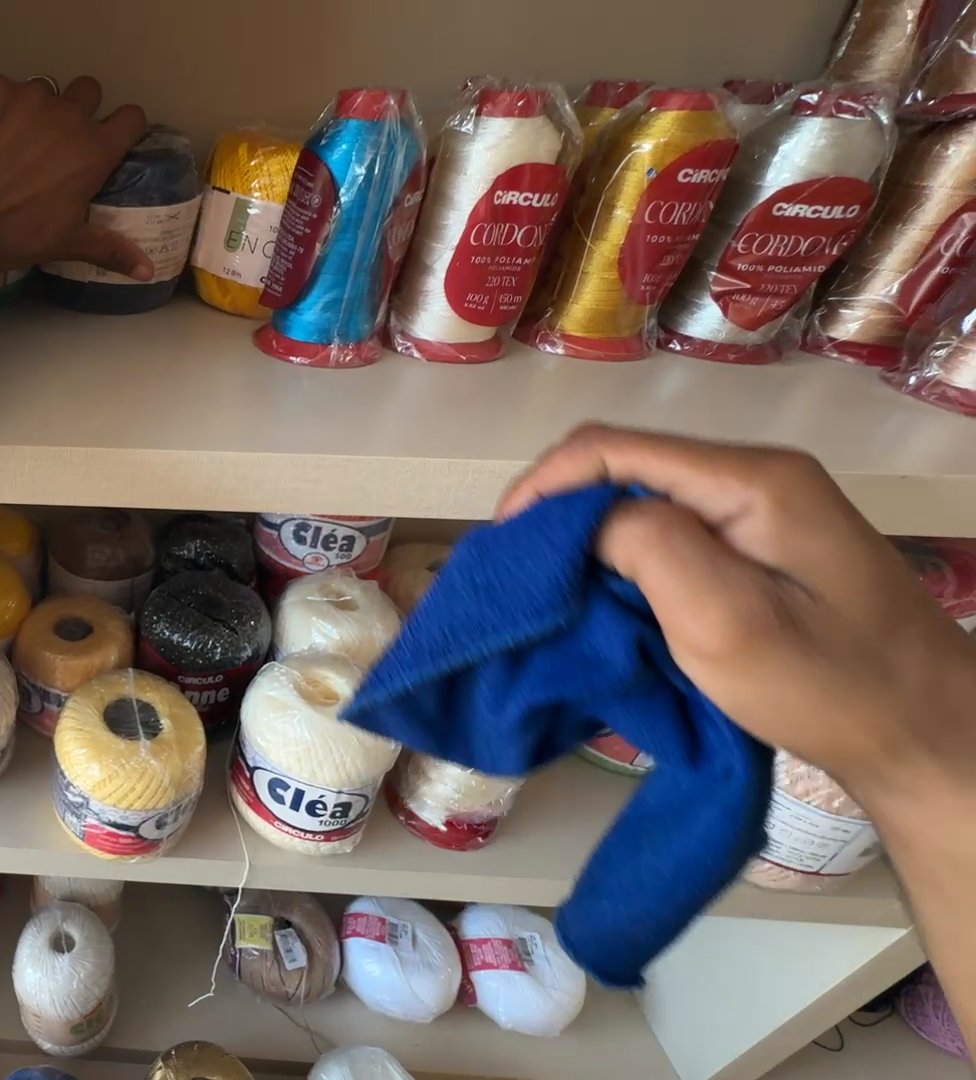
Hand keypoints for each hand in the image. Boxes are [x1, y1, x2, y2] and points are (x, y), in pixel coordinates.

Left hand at [0, 75, 151, 279]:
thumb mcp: (65, 242)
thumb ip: (110, 248)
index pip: (132, 118)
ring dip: (37, 111)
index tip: (111, 144)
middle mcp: (67, 114)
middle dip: (79, 110)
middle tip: (57, 143)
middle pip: (89, 92)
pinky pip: (5, 88)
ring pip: (45, 90)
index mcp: (93, 151)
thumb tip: (149, 270)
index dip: (124, 129)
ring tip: (15, 143)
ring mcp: (29, 96)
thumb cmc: (17, 235)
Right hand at [499, 424, 975, 816]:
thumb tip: (583, 519)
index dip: (542, 485)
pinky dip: (608, 543)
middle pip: (617, 460)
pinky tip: (598, 578)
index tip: (505, 542)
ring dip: (578, 527)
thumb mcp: (726, 621)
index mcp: (749, 481)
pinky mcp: (748, 535)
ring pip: (630, 489)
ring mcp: (752, 504)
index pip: (609, 448)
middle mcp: (750, 475)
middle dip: (555, 504)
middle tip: (525, 564)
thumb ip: (649, 548)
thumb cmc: (826, 685)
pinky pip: (655, 517)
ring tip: (551, 574)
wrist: (928, 736)